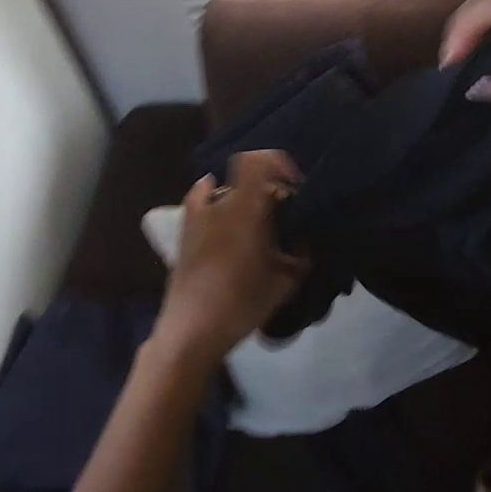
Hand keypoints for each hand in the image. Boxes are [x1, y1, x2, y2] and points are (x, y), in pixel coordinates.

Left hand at [154, 150, 309, 360]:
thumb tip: (305, 239)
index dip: (280, 162)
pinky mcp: (185, 229)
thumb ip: (302, 256)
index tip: (297, 185)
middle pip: (247, 174)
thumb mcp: (284, 283)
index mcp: (246, 208)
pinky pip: (200, 198)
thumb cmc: (241, 303)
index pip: (260, 161)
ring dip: (245, 193)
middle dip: (269, 185)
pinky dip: (213, 195)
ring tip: (256, 217)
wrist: (192, 330)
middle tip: (284, 211)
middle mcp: (220, 202)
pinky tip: (222, 210)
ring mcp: (198, 214)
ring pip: (226, 186)